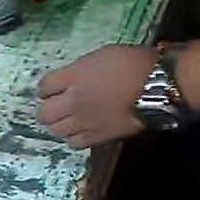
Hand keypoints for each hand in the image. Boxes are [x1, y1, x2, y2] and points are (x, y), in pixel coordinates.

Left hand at [38, 44, 156, 148]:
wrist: (156, 87)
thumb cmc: (133, 64)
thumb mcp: (102, 55)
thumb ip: (81, 69)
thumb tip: (73, 79)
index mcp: (74, 76)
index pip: (44, 86)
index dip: (46, 89)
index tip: (51, 90)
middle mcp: (73, 101)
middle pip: (44, 113)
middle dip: (48, 110)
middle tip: (57, 107)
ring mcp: (83, 121)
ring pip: (56, 130)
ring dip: (60, 125)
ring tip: (69, 120)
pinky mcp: (96, 137)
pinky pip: (73, 143)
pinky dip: (74, 137)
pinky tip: (82, 131)